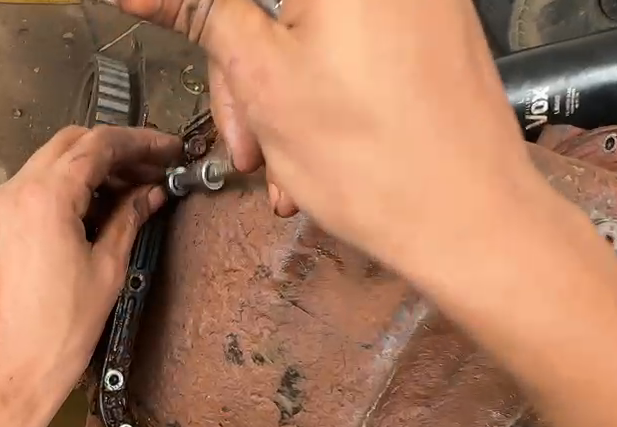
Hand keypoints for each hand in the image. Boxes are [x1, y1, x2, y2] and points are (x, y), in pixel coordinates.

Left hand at [0, 124, 177, 426]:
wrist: (10, 375)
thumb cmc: (62, 332)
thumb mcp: (106, 271)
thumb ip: (128, 220)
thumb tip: (152, 192)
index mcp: (43, 196)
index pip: (97, 145)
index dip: (140, 143)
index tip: (170, 151)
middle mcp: (12, 190)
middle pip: (70, 145)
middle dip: (113, 152)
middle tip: (150, 173)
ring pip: (48, 165)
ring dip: (87, 171)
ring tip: (127, 195)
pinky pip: (30, 192)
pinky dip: (62, 191)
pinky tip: (90, 214)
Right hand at [111, 0, 552, 282]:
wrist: (464, 215)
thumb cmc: (370, 158)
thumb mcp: (262, 83)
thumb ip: (207, 16)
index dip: (203, 13)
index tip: (151, 19)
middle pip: (275, 7)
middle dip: (246, 76)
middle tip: (244, 147)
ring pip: (310, 33)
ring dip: (280, 102)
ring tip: (282, 171)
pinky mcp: (431, 28)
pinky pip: (350, 50)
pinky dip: (319, 96)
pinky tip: (313, 154)